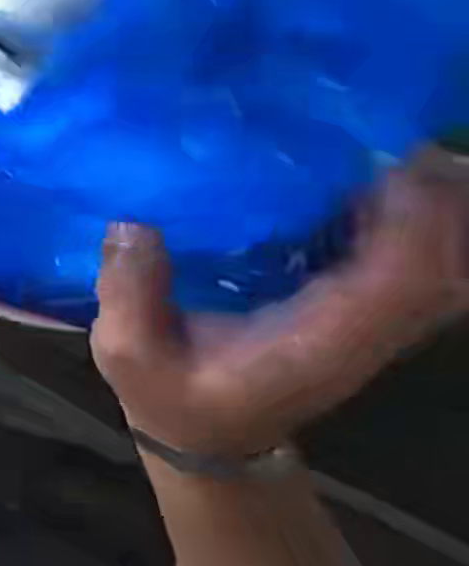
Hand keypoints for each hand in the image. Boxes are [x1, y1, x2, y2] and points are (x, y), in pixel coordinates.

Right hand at [92, 152, 468, 458]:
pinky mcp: (345, 306)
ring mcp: (362, 318)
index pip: (405, 280)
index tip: (383, 158)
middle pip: (443, 263)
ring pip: (431, 257)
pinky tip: (334, 180)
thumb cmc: (167, 392)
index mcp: (320, 338)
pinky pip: (392, 255)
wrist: (206, 434)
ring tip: (357, 143)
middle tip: (372, 130)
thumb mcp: (127, 350)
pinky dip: (386, 215)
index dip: (414, 220)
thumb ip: (130, 290)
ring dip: (415, 201)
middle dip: (431, 196)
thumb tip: (134, 221)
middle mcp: (362, 327)